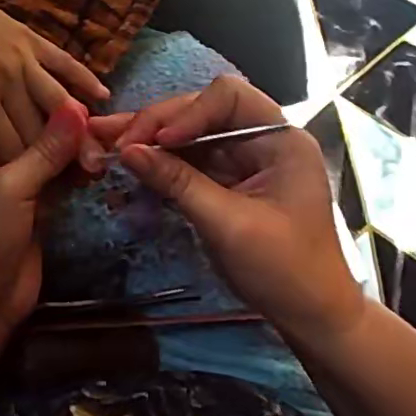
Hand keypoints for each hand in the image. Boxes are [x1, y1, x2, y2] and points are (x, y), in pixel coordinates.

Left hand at [0, 0, 110, 167]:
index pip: (9, 145)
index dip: (22, 169)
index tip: (34, 189)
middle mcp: (8, 80)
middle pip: (39, 127)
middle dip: (59, 156)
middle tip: (76, 176)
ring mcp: (25, 58)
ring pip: (59, 99)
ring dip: (78, 126)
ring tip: (94, 148)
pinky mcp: (34, 41)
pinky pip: (65, 62)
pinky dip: (86, 79)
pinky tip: (104, 96)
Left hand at [0, 99, 90, 342]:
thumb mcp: (10, 189)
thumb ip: (45, 150)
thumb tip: (77, 107)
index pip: (17, 111)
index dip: (53, 109)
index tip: (88, 104)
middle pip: (38, 133)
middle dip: (70, 133)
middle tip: (104, 134)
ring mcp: (18, 185)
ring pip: (53, 157)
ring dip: (78, 153)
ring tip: (106, 148)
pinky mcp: (37, 209)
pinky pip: (60, 182)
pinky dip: (78, 175)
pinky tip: (99, 167)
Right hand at [97, 75, 365, 337]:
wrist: (311, 318)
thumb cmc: (284, 271)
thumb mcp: (228, 225)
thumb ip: (178, 183)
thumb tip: (127, 152)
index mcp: (280, 140)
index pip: (228, 97)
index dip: (189, 112)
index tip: (158, 141)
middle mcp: (260, 139)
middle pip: (201, 110)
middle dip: (158, 123)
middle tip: (116, 141)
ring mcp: (241, 159)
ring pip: (188, 133)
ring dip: (148, 137)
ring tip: (104, 137)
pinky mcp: (224, 179)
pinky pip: (186, 159)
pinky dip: (157, 159)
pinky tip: (125, 157)